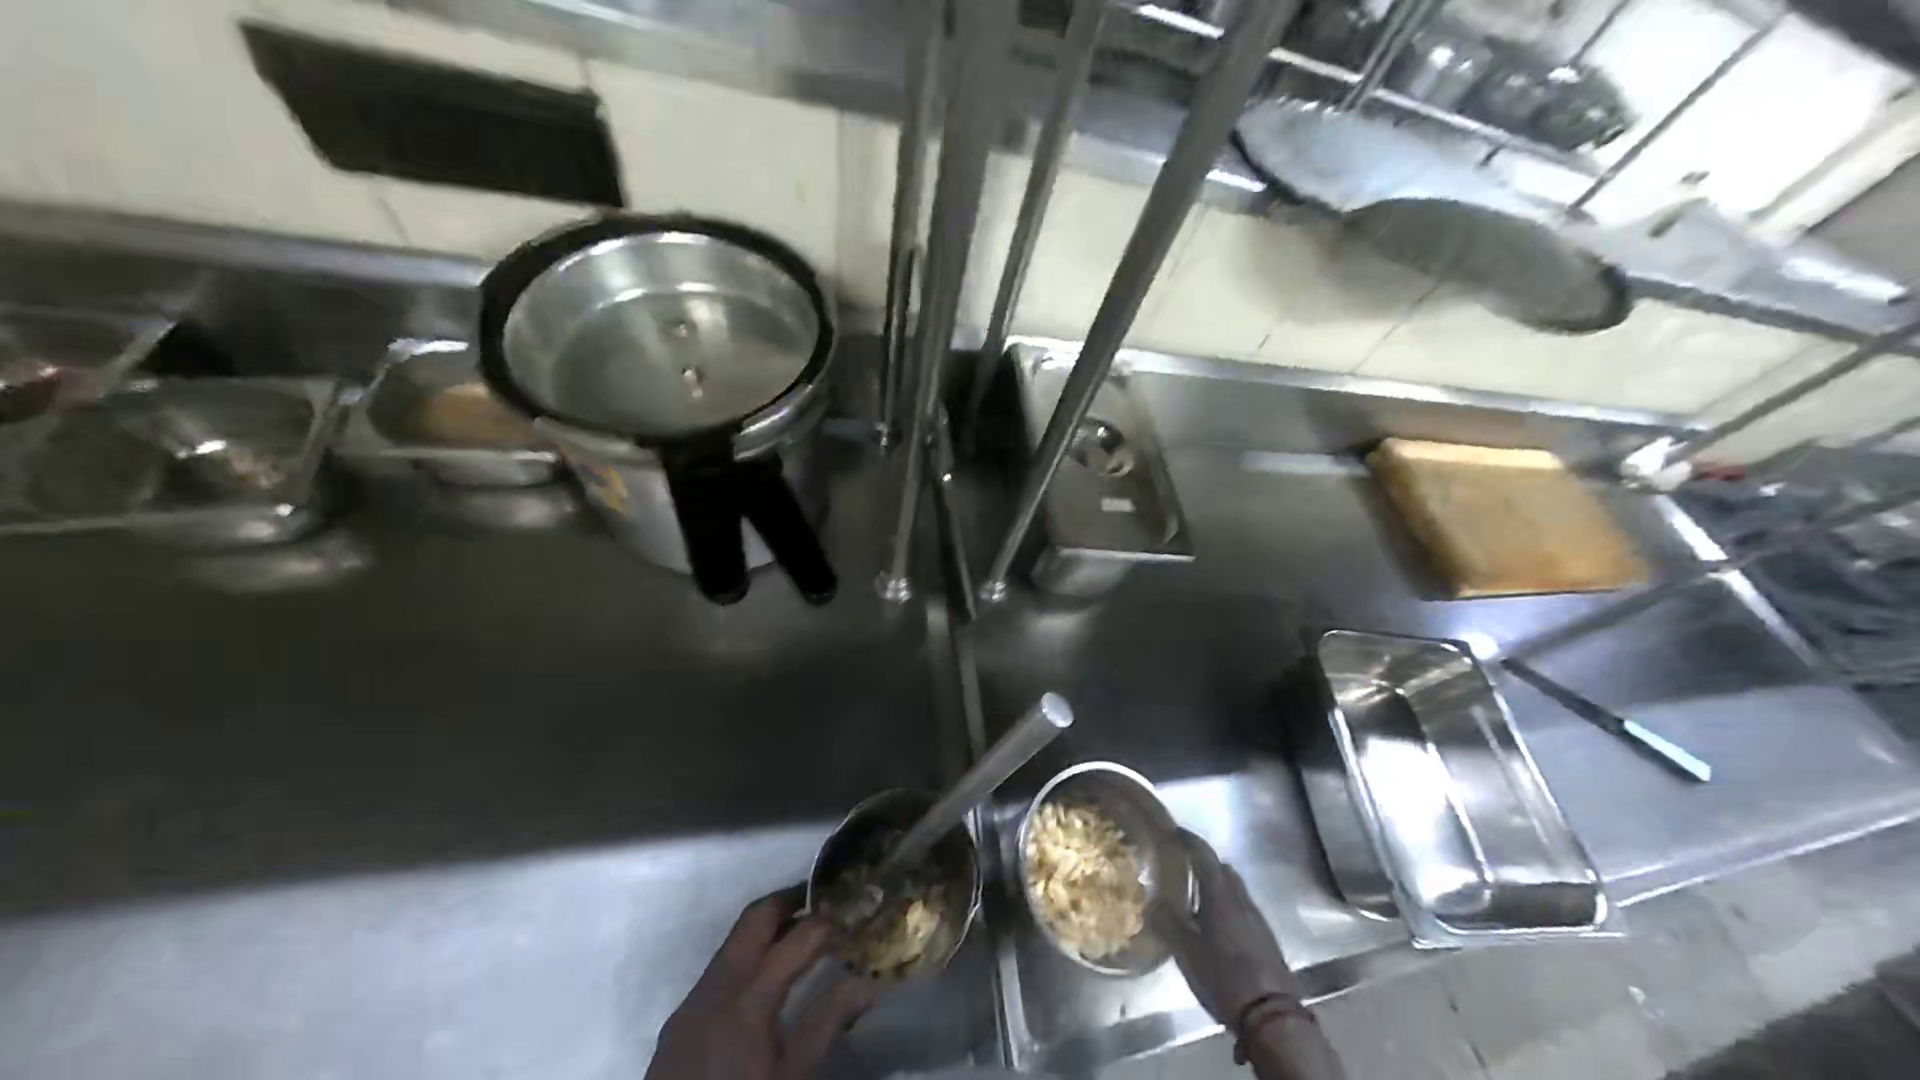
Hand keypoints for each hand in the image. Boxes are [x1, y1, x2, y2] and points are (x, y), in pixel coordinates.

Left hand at [644, 888, 880, 1079]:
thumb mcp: (793, 1075)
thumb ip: (828, 1022)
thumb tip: (868, 981)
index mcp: (749, 999)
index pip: (796, 938)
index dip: (826, 921)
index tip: (850, 913)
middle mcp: (717, 985)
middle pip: (754, 919)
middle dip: (789, 902)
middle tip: (821, 901)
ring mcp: (693, 999)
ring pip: (733, 941)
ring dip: (766, 928)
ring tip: (799, 934)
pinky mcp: (681, 1016)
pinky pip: (718, 968)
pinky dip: (747, 956)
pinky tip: (765, 978)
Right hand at [1158, 832, 1344, 1079]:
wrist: (1273, 1017)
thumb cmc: (1224, 978)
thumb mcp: (1186, 953)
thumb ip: (1168, 923)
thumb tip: (1150, 900)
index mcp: (1220, 896)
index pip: (1205, 855)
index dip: (1189, 840)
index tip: (1175, 831)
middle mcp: (1241, 900)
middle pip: (1223, 868)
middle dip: (1204, 861)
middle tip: (1182, 864)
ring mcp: (1258, 919)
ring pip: (1235, 888)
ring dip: (1217, 883)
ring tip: (1196, 895)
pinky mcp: (1266, 938)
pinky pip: (1243, 907)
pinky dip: (1228, 904)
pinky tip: (1217, 924)